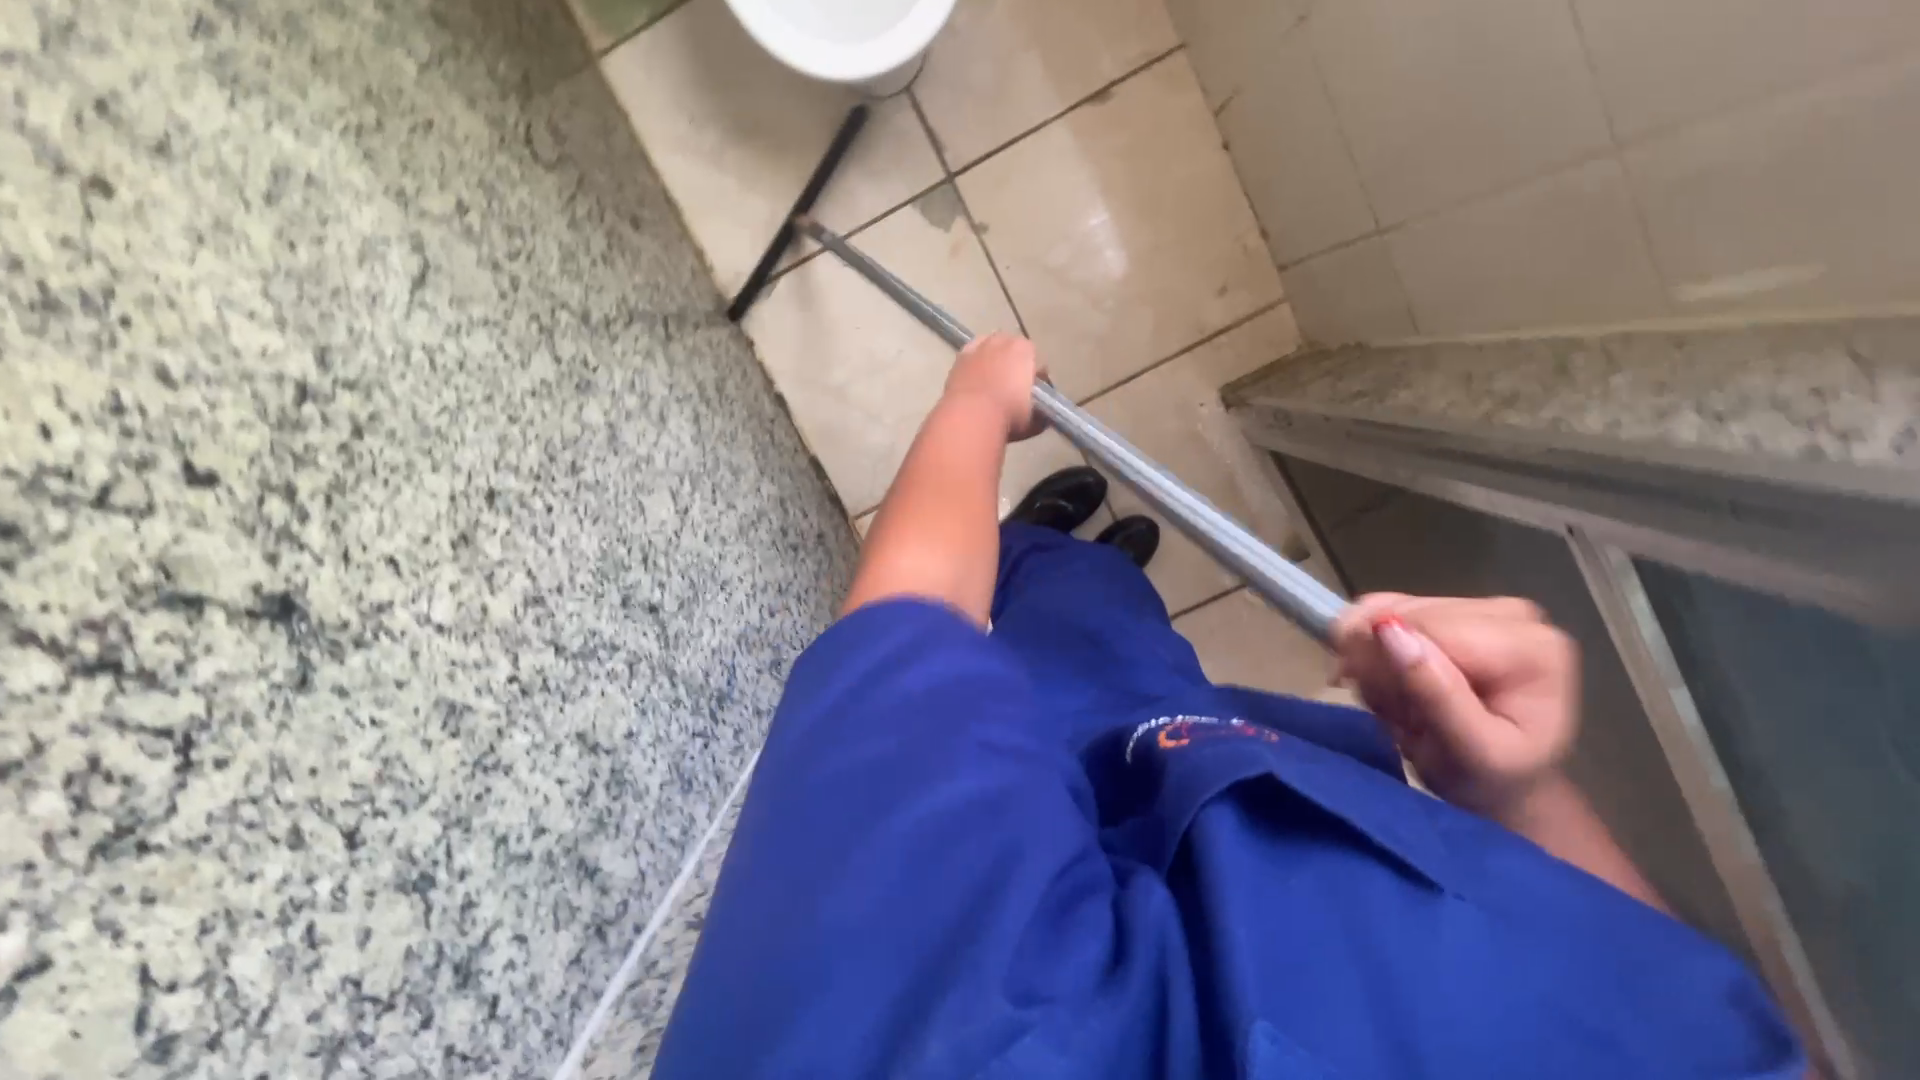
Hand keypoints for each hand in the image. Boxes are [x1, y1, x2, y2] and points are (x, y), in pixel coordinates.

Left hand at [944, 333, 1045, 441]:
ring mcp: (976, 348)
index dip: (1035, 376)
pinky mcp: (957, 360)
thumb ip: (1040, 408)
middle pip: (1011, 349)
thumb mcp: (1035, 417)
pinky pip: (970, 358)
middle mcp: (1000, 341)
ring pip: (988, 349)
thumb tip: (1039, 412)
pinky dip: (973, 366)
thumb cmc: (1009, 414)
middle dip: (1013, 363)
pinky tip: (973, 381)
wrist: (970, 416)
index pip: (1036, 360)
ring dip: (992, 361)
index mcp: (1024, 350)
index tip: (1034, 392)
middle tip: (1012, 386)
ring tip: (991, 382)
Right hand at [1331, 594, 1580, 820]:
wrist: (1497, 783)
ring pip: (1384, 612)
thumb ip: (1437, 694)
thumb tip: (1389, 631)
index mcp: (1533, 647)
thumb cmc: (1489, 778)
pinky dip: (1368, 646)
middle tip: (1399, 715)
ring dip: (1374, 663)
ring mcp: (1477, 603)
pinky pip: (1378, 607)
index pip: (1431, 630)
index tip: (1390, 714)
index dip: (1392, 667)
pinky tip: (1388, 677)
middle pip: (1407, 617)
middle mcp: (1512, 613)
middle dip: (1384, 668)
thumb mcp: (1471, 753)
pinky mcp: (1445, 603)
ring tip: (1398, 703)